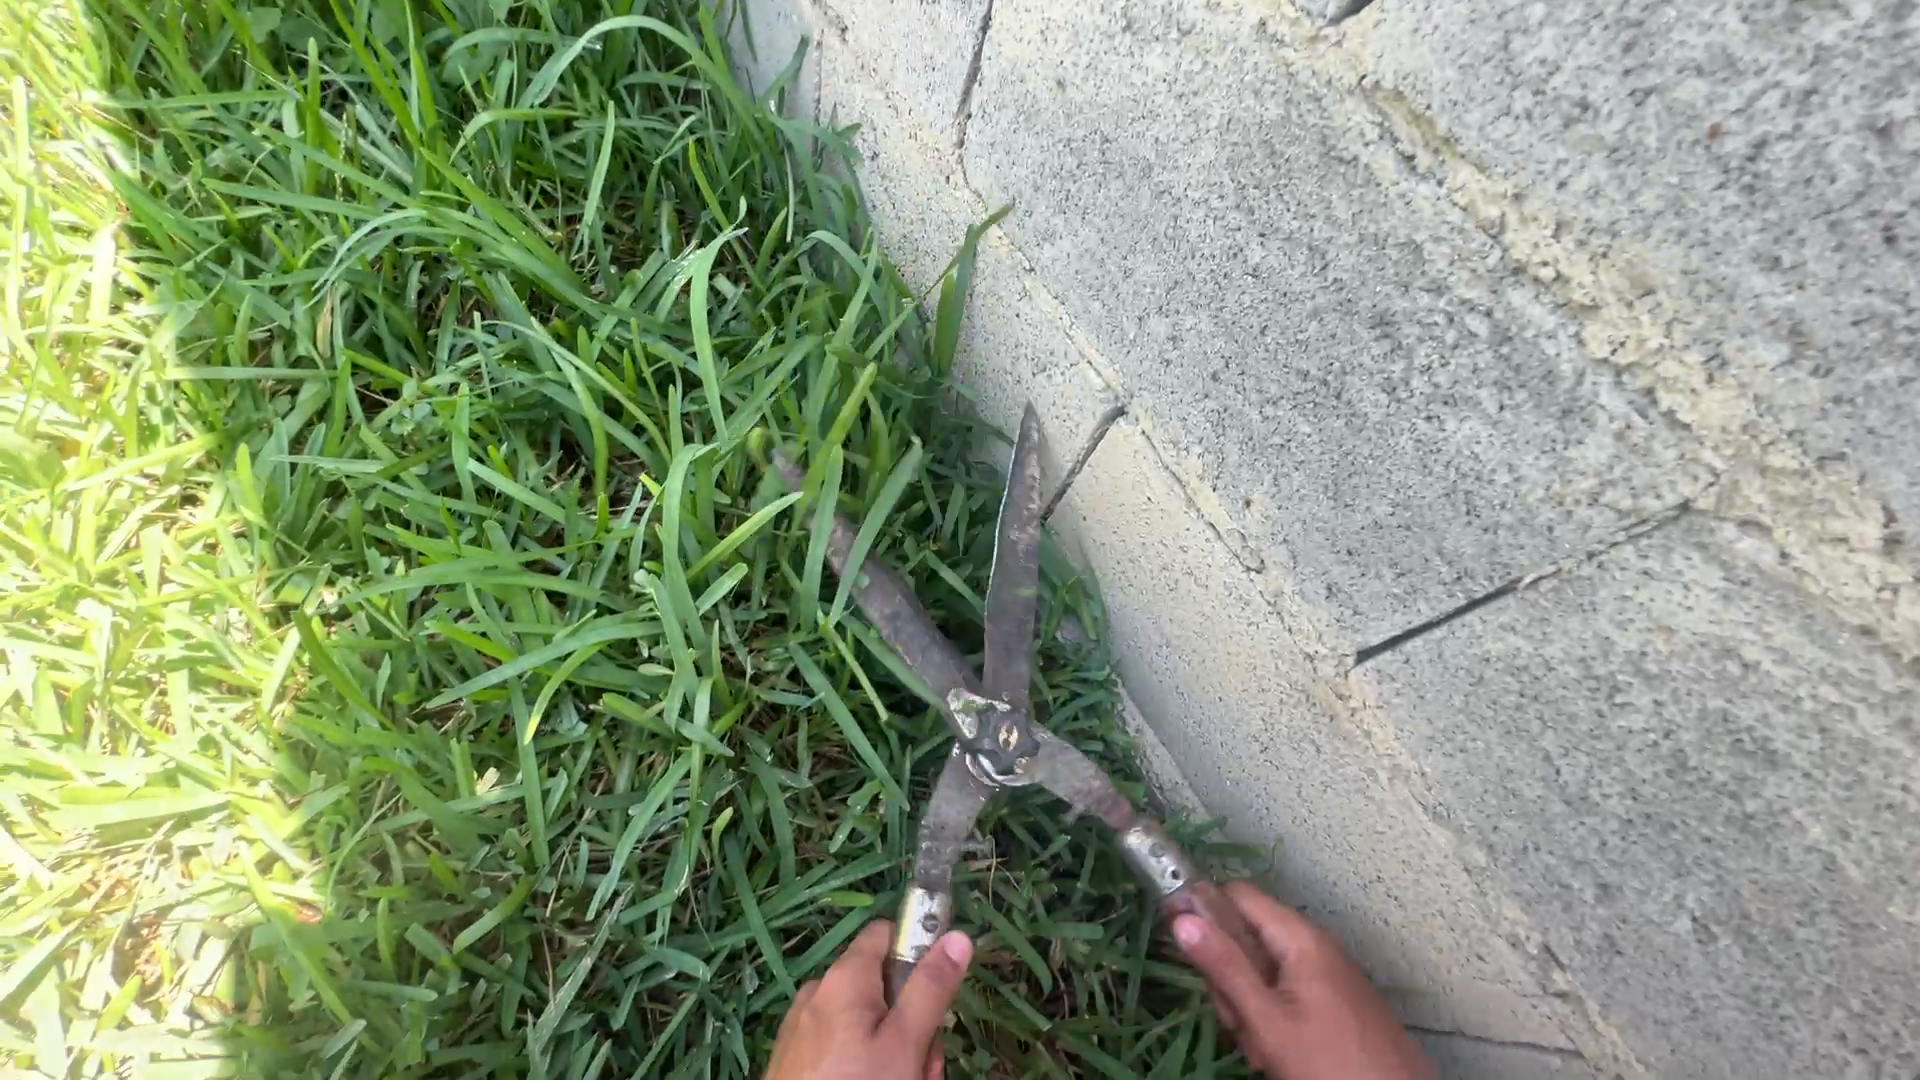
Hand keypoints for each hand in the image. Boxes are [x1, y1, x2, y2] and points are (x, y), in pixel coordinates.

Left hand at [765, 920, 973, 1079]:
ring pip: (863, 1024)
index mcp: (844, 975)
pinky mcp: (794, 1061)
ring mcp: (802, 1028)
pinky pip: (839, 1046)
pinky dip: (861, 1064)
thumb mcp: (905, 1044)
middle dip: (911, 1020)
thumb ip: (931, 989)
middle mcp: (819, 991)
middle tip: (926, 1062)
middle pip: (880, 986)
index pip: (887, 933)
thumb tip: (958, 935)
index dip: (918, 952)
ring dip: (892, 1049)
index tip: (937, 991)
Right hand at [1173, 882, 1434, 1079]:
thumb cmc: (1332, 1067)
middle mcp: (1315, 945)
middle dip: (1230, 974)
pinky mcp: (1336, 1002)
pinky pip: (1287, 992)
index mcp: (1300, 937)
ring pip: (1264, 969)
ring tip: (1262, 1045)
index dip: (1205, 912)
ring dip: (1250, 1003)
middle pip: (1248, 935)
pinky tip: (1279, 1052)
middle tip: (1236, 1016)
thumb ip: (1224, 968)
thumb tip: (1180, 917)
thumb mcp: (1268, 1022)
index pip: (1236, 894)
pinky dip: (1274, 1016)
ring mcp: (1328, 975)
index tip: (1185, 946)